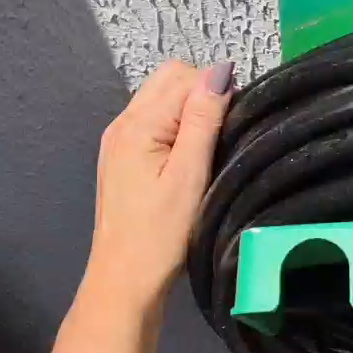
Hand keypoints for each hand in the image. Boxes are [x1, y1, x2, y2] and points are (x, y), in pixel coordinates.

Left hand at [82, 59, 234, 308]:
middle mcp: (122, 124)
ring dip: (189, 110)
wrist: (124, 280)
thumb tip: (219, 72)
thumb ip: (203, 120)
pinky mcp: (122, 157)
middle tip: (222, 133)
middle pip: (168, 79)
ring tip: (207, 148)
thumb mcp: (189, 174)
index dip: (215, 90)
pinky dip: (176, 126)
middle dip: (201, 93)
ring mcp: (118, 140)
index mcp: (137, 125)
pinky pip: (154, 120)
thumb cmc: (161, 233)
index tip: (233, 124)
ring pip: (161, 98)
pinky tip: (188, 157)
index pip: (183, 76)